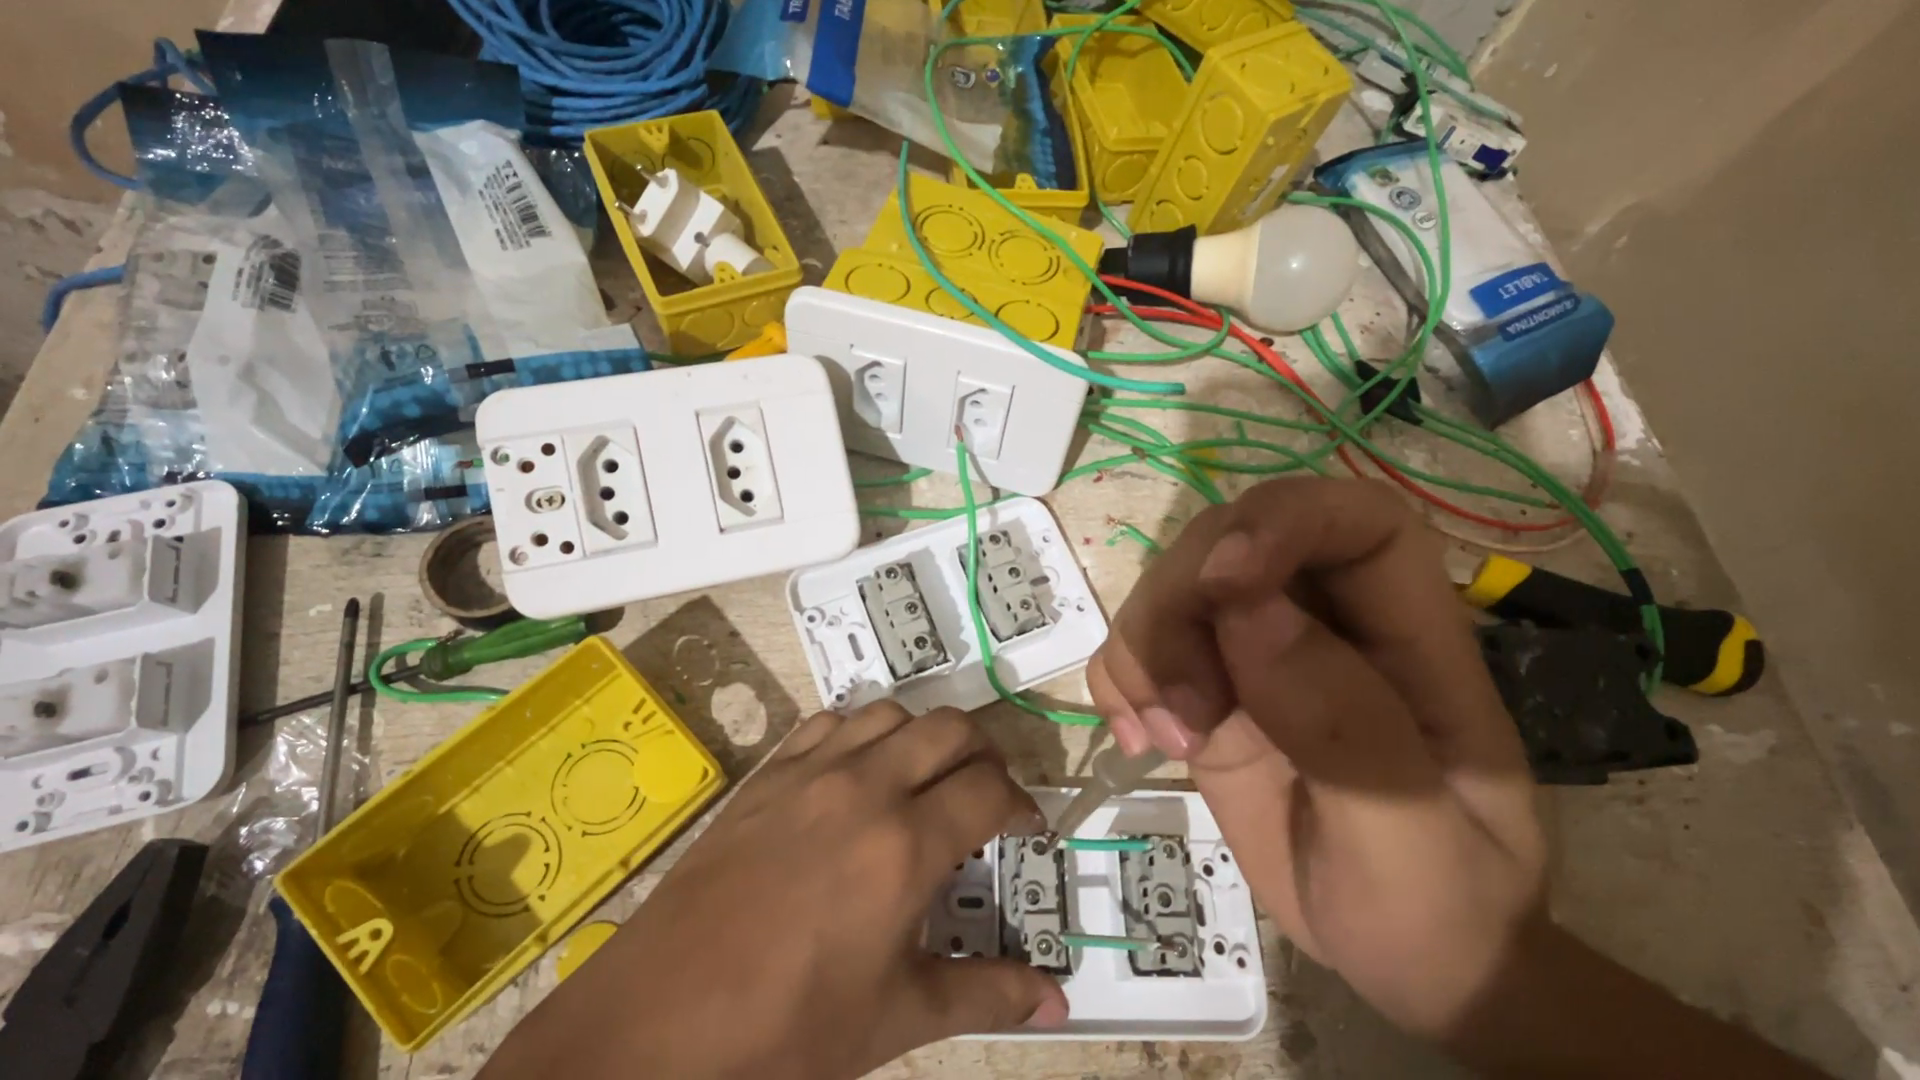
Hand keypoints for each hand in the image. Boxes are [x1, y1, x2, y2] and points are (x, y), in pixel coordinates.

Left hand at [481, 702, 1067, 1079]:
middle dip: (985, 755)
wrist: (659, 1019)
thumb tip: (1055, 1001)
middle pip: (950, 730)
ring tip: (927, 779)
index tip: (1025, 828)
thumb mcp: (895, 1016)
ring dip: (924, 737)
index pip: (990, 790)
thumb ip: (984, 995)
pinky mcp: (765, 776)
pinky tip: (858, 772)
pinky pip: (829, 724)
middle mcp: (863, 789)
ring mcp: (809, 773)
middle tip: (987, 796)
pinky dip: (862, 733)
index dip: (1022, 804)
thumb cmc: (786, 1025)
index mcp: (905, 845)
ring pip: (890, 714)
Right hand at [1086, 477, 1546, 1037]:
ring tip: (1166, 739)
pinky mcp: (1210, 690)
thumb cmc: (1437, 912)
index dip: (1285, 520)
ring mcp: (1261, 656)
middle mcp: (1330, 627)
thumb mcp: (1409, 845)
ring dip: (1145, 648)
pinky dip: (1120, 679)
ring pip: (1175, 586)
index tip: (1221, 583)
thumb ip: (1343, 729)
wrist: (1409, 959)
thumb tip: (1247, 611)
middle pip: (1236, 540)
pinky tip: (1140, 742)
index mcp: (1413, 641)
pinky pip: (1142, 643)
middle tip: (1183, 709)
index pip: (1359, 522)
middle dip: (1184, 604)